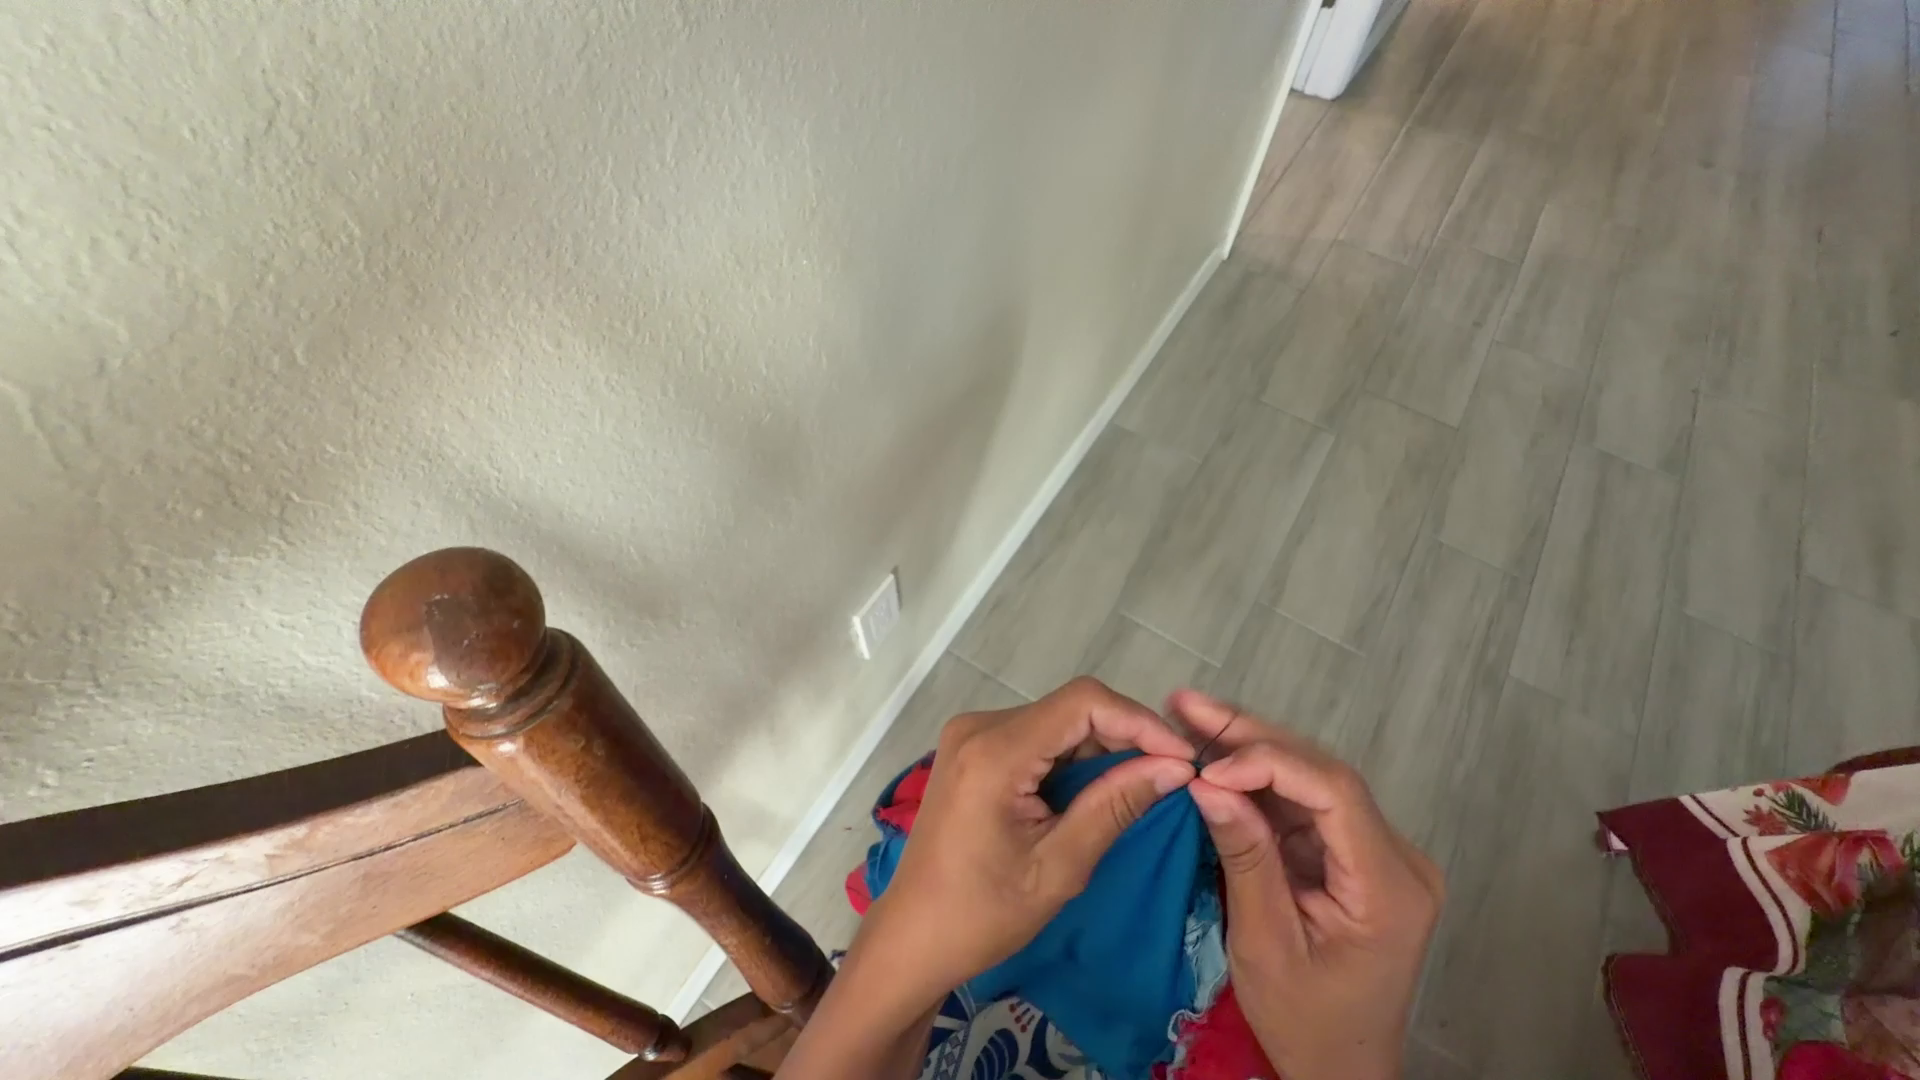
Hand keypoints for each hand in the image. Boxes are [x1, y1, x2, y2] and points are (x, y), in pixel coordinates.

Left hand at [864, 676, 1196, 1004]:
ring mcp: (971, 735)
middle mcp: (979, 726)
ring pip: (1057, 721)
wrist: (915, 936)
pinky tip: (1095, 790)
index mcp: (994, 751)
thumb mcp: (1060, 865)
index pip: (1083, 702)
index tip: (1183, 758)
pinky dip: (1071, 758)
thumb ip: (1115, 805)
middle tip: (1170, 777)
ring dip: (1101, 749)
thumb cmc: (984, 913)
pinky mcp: (973, 749)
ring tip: (1139, 788)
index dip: (1140, 721)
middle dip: (1125, 737)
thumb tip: (1176, 766)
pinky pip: (1036, 736)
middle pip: (1070, 708)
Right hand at [1171, 690, 1442, 1079]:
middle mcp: (1395, 857)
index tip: (1208, 767)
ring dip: (1247, 747)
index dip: (1270, 762)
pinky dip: (1254, 780)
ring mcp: (1375, 853)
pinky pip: (1301, 804)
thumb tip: (1206, 784)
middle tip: (1185, 706)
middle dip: (1250, 736)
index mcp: (1387, 886)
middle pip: (1321, 774)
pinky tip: (1215, 755)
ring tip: (1189, 716)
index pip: (1334, 792)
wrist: (1340, 1072)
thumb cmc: (1304, 1022)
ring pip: (1309, 779)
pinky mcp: (1349, 855)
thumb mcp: (1264, 945)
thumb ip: (1244, 858)